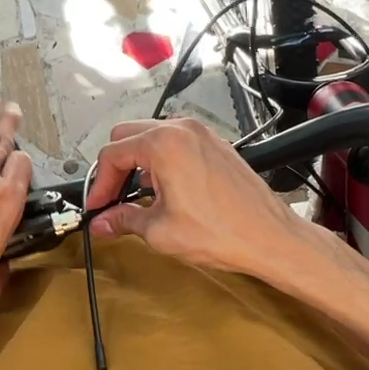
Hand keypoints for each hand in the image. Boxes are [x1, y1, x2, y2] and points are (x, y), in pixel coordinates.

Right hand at [83, 118, 313, 278]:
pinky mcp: (215, 145)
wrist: (270, 238)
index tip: (98, 205)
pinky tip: (162, 190)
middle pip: (128, 136)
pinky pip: (176, 142)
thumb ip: (124, 220)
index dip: (99, 183)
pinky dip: (161, 160)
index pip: (112, 154)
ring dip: (138, 162)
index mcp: (163, 145)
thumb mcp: (160, 231)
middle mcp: (182, 131)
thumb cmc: (224, 232)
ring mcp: (201, 135)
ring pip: (152, 136)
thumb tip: (104, 222)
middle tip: (111, 198)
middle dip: (115, 167)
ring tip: (135, 196)